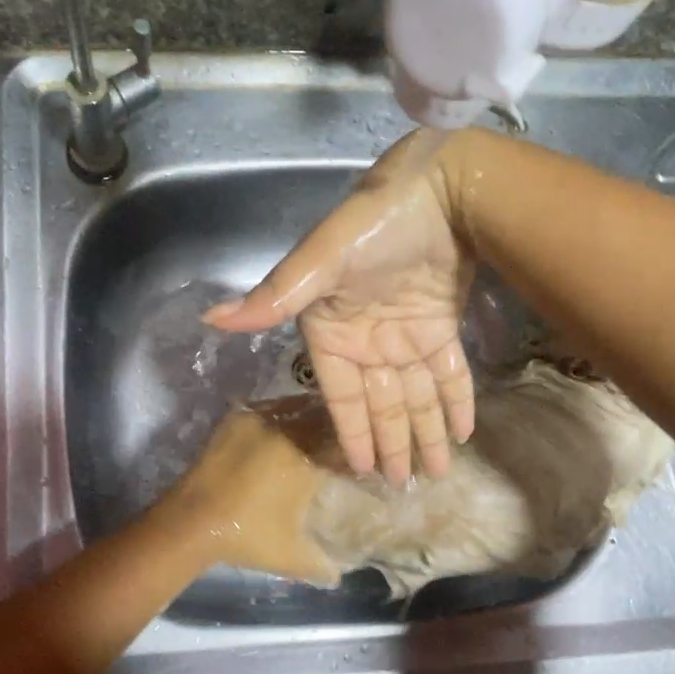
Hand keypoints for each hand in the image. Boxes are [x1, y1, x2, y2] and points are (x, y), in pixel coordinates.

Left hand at [156, 400, 341, 583]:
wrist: (190, 523)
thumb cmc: (246, 537)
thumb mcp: (290, 556)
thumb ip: (321, 565)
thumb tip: (338, 574)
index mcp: (305, 457)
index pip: (345, 445)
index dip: (357, 454)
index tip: (360, 466)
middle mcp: (285, 430)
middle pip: (323, 420)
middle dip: (335, 433)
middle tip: (339, 450)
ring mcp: (258, 420)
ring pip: (297, 410)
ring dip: (311, 421)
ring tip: (315, 440)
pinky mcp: (236, 420)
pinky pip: (271, 411)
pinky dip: (283, 419)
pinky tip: (285, 436)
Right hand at [203, 130, 477, 483]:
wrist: (440, 186)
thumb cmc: (373, 224)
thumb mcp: (319, 262)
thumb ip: (274, 296)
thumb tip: (211, 319)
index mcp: (331, 333)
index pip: (342, 397)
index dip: (352, 434)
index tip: (361, 472)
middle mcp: (366, 341)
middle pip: (382, 405)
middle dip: (393, 445)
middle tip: (404, 486)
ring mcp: (405, 335)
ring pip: (417, 396)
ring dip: (427, 433)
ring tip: (438, 472)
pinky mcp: (441, 324)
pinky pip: (449, 372)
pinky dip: (456, 401)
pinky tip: (463, 432)